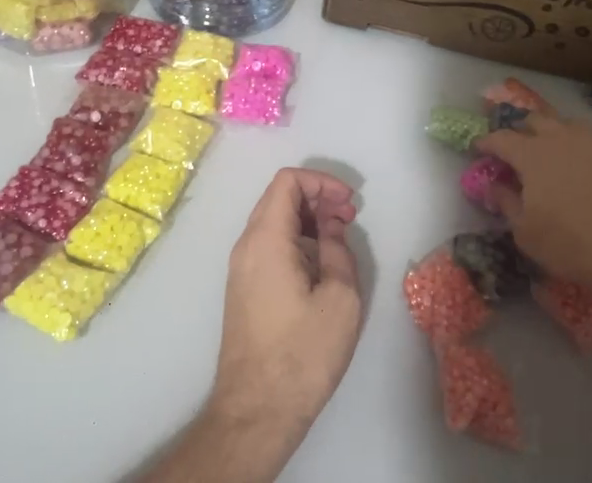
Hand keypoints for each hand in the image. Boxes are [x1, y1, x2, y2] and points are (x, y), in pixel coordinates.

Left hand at [208, 168, 361, 437]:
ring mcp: (241, 268)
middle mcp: (246, 246)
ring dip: (308, 220)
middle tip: (350, 218)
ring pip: (274, 221)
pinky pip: (269, 245)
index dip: (322, 182)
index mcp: (266, 239)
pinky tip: (321, 264)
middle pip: (279, 197)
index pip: (287, 181)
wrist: (257, 409)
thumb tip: (330, 227)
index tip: (349, 203)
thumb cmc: (302, 352)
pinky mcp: (245, 289)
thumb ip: (337, 250)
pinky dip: (296, 240)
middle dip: (318, 198)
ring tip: (341, 240)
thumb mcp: (339, 297)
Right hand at [477, 111, 591, 298]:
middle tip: (516, 147)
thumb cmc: (572, 246)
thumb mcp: (526, 233)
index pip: (502, 138)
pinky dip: (582, 151)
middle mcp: (564, 140)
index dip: (487, 141)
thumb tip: (495, 184)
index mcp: (533, 155)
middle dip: (522, 130)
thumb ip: (507, 203)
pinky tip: (586, 172)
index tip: (478, 147)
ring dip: (555, 134)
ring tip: (552, 152)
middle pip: (537, 121)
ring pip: (569, 126)